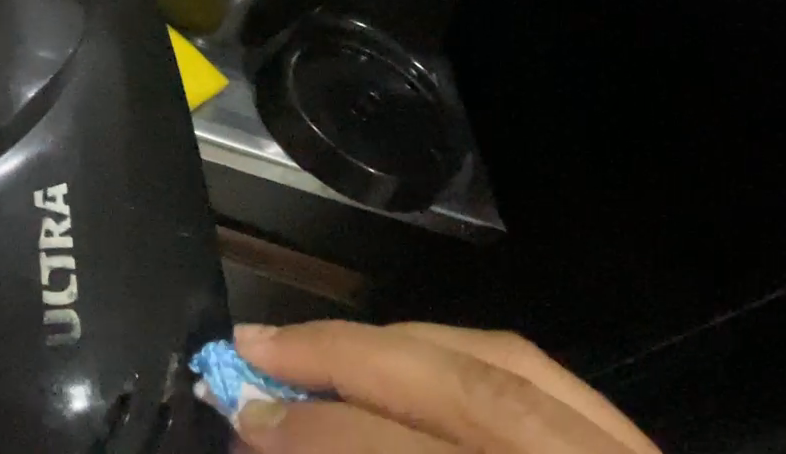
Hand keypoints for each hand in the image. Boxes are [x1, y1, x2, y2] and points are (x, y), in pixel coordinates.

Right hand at [226, 321, 660, 453]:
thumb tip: (270, 444)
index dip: (324, 434)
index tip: (247, 419)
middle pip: (474, 396)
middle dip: (343, 359)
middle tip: (253, 346)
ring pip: (507, 365)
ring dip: (389, 342)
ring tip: (309, 342)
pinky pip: (539, 374)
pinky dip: (450, 350)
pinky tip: (397, 355)